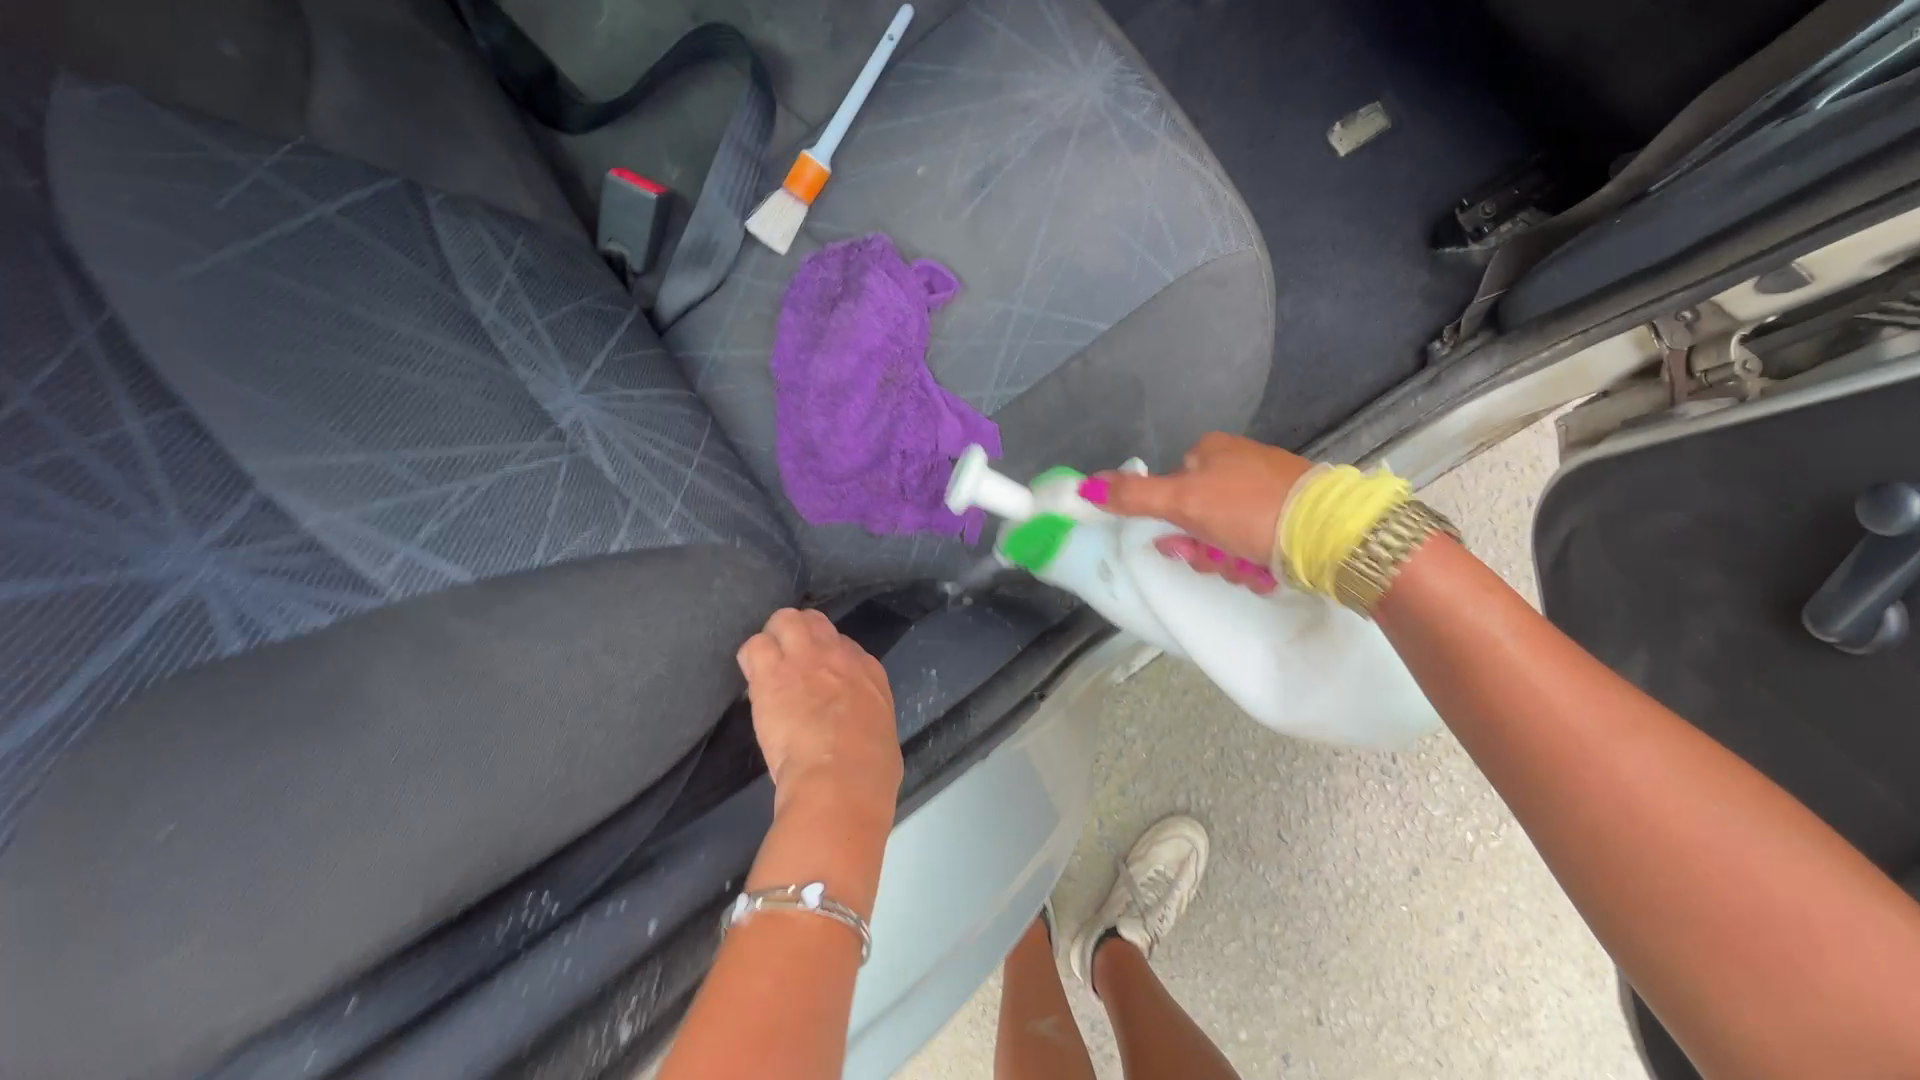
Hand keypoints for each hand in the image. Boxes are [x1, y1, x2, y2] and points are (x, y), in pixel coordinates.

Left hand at [736, 608, 901, 817]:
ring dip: (774, 640)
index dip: (827, 658)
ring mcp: (802, 659)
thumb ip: (865, 717)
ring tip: (768, 667)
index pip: (843, 644)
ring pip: (783, 621)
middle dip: (801, 634)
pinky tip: (754, 683)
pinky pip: (753, 647)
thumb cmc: (870, 769)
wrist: (840, 775)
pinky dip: (751, 660)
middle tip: (790, 662)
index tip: (819, 678)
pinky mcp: (770, 674)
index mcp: (867, 671)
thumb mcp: (882, 732)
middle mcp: (835, 655)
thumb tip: (856, 726)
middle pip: (813, 621)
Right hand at [1081, 433, 1313, 591]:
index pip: (1171, 492)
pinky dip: (1256, 562)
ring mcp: (1269, 489)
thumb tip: (1083, 486)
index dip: (1172, 525)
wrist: (1329, 533)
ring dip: (1229, 562)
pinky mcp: (1293, 514)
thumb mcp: (1183, 502)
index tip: (1186, 545)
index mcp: (1211, 451)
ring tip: (1251, 569)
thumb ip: (1134, 495)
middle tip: (1222, 560)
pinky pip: (1255, 544)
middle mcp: (1238, 464)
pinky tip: (1270, 568)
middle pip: (1196, 520)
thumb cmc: (1248, 511)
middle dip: (1204, 550)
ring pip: (1224, 538)